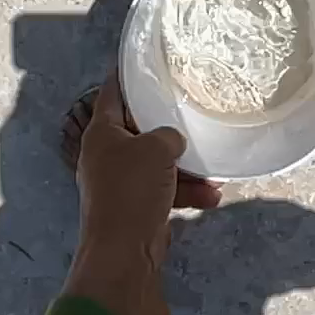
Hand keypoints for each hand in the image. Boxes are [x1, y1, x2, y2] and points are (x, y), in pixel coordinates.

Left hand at [64, 74, 214, 314]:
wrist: (124, 253)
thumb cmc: (133, 188)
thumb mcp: (157, 148)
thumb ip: (168, 135)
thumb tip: (171, 142)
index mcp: (101, 133)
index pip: (113, 93)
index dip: (126, 75)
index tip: (140, 61)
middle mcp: (105, 155)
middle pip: (137, 129)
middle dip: (165, 126)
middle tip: (187, 109)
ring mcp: (118, 184)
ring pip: (154, 163)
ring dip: (183, 166)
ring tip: (213, 170)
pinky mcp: (133, 208)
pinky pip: (162, 189)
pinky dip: (184, 191)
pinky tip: (212, 196)